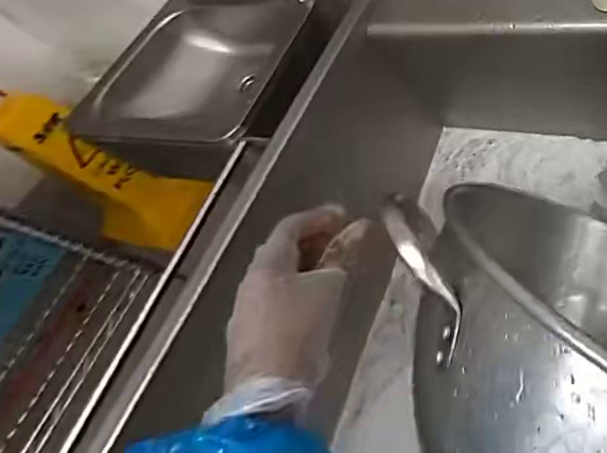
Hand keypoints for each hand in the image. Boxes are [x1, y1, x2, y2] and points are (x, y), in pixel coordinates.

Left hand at [207, 205, 368, 423]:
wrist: (269, 389)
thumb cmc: (301, 326)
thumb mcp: (331, 283)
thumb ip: (344, 252)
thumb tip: (361, 227)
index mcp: (265, 266)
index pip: (290, 225)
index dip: (320, 216)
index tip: (346, 217)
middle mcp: (249, 283)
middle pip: (282, 248)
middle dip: (314, 238)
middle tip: (342, 239)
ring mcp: (245, 309)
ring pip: (278, 273)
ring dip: (307, 262)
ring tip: (335, 265)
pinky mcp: (249, 331)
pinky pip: (275, 294)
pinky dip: (298, 284)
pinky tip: (317, 294)